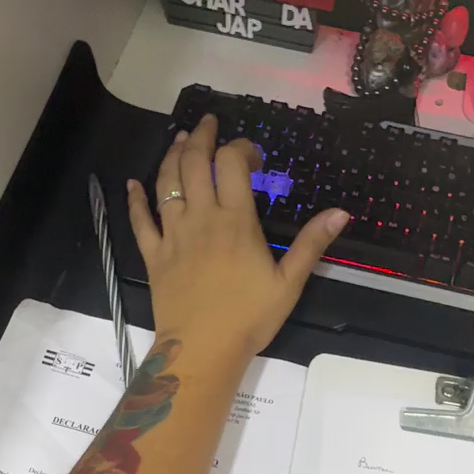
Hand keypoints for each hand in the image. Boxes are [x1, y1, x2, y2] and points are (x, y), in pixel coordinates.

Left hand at [127, 115, 347, 361]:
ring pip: (167, 182)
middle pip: (195, 162)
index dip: (241, 148)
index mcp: (236, 221)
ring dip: (172, 155)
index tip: (252, 156)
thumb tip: (340, 213)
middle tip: (208, 124)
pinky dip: (136, 199)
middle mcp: (201, 218)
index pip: (232, 164)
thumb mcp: (289, 284)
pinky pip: (141, 220)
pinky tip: (133, 184)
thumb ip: (311, 245)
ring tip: (180, 140)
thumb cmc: (249, 319)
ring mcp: (173, 235)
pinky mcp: (154, 255)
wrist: (204, 349)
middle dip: (202, 136)